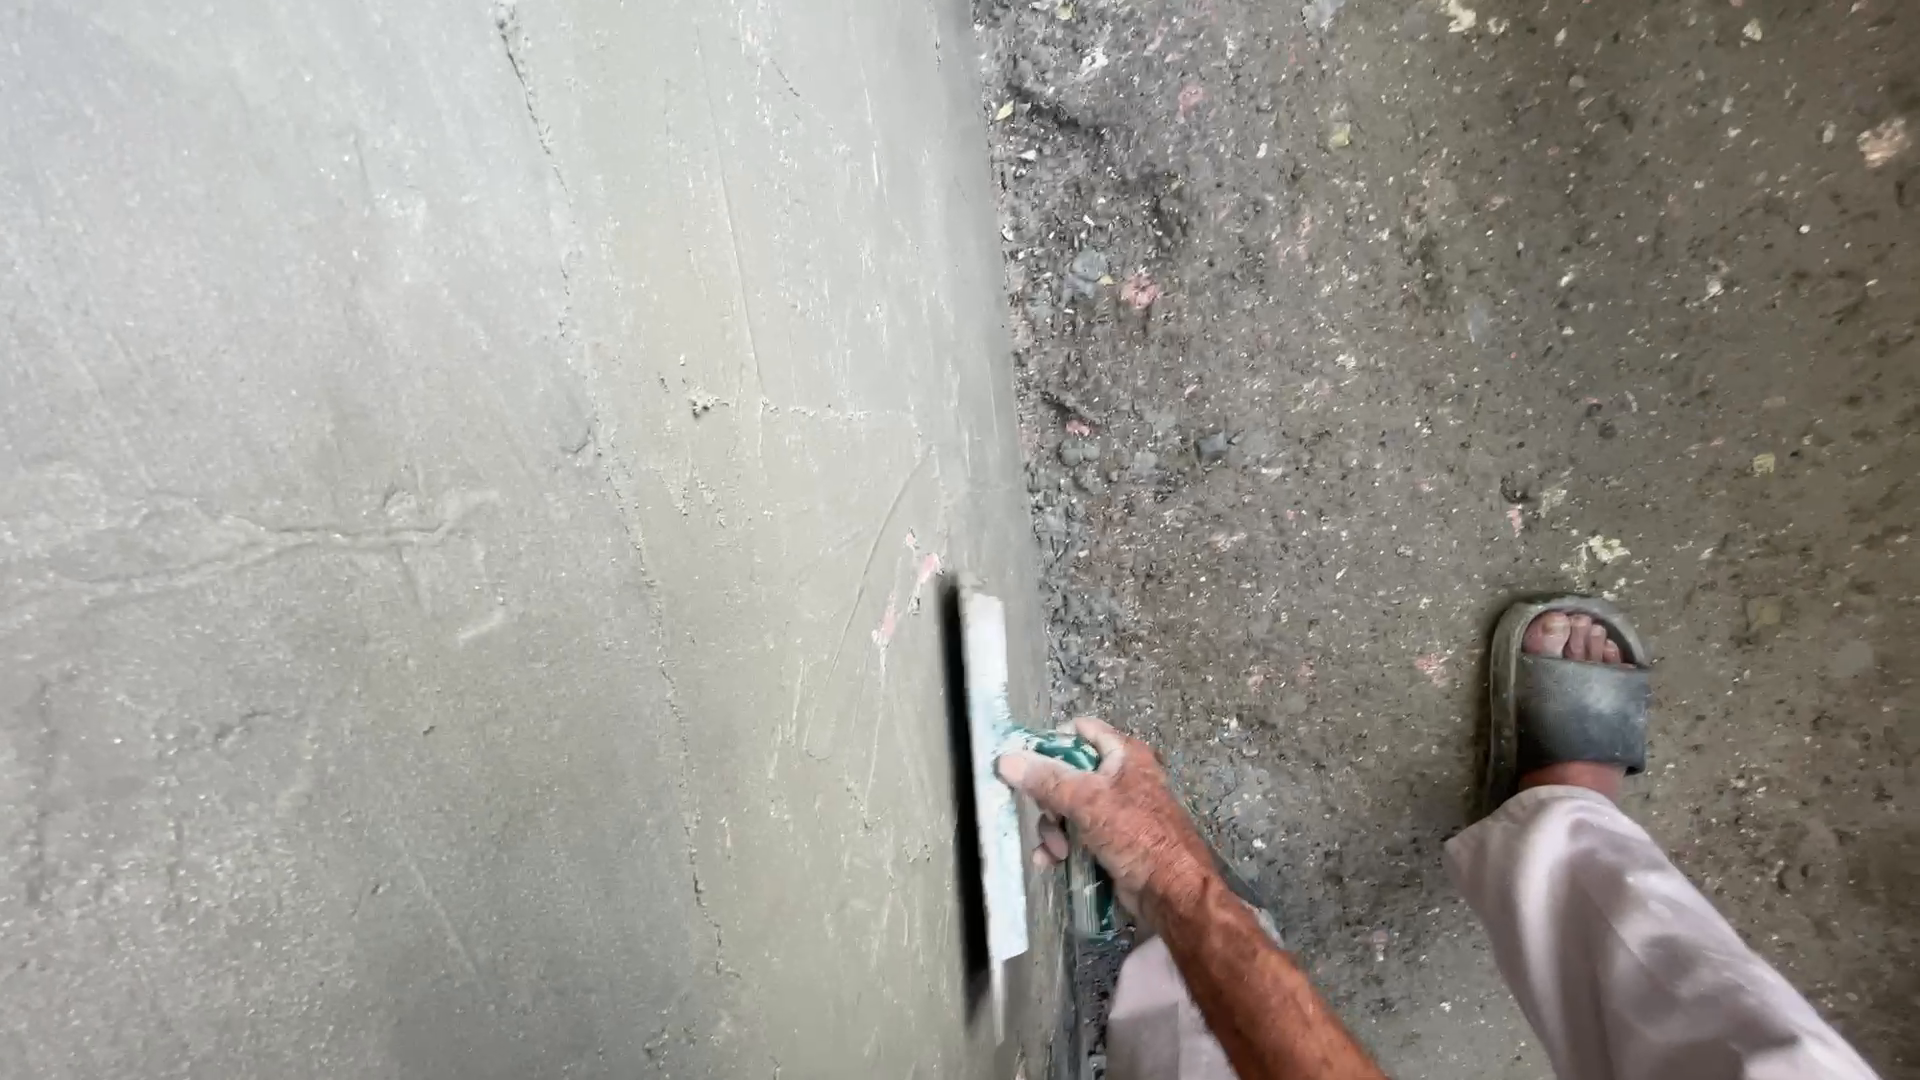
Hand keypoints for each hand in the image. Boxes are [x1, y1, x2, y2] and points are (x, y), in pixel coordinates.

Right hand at [995, 717, 1214, 923]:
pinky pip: (1075, 832)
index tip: (1025, 763)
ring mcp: (1115, 809)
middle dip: (1048, 798)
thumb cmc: (1136, 834)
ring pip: (1066, 806)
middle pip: (1066, 771)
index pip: (1079, 731)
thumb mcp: (1088, 801)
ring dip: (1052, 828)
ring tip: (1054, 849)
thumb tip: (1005, 760)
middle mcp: (1120, 775)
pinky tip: (1051, 861)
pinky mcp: (1111, 839)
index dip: (1050, 743)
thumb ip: (1046, 780)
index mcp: (1122, 753)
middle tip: (1045, 815)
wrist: (1173, 893)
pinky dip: (1061, 844)